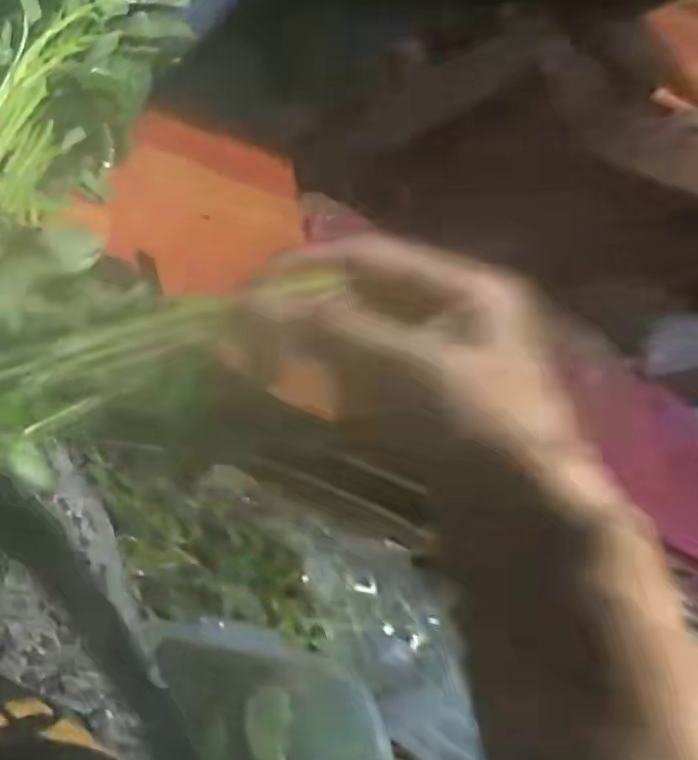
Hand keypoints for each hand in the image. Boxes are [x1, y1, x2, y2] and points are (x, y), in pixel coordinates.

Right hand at [248, 234, 596, 479]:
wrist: (519, 504)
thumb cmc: (479, 421)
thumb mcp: (407, 365)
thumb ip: (327, 326)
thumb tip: (248, 304)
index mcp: (460, 289)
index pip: (362, 256)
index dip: (299, 266)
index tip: (245, 288)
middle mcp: (440, 307)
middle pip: (344, 289)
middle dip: (289, 305)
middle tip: (239, 323)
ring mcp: (419, 345)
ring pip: (334, 323)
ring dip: (287, 334)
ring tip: (246, 352)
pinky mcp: (398, 381)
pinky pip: (335, 357)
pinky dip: (300, 361)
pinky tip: (270, 374)